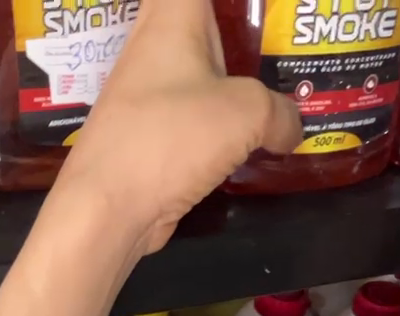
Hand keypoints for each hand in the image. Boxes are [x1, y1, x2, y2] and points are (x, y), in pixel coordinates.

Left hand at [54, 0, 301, 255]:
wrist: (108, 210)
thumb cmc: (171, 139)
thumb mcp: (246, 114)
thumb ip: (279, 113)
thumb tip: (291, 130)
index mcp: (170, 17)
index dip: (230, 0)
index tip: (255, 12)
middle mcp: (152, 49)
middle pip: (203, 25)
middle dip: (240, 35)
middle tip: (282, 45)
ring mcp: (145, 99)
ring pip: (199, 78)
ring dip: (233, 87)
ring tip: (279, 97)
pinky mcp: (146, 142)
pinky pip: (192, 123)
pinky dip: (218, 131)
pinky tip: (247, 146)